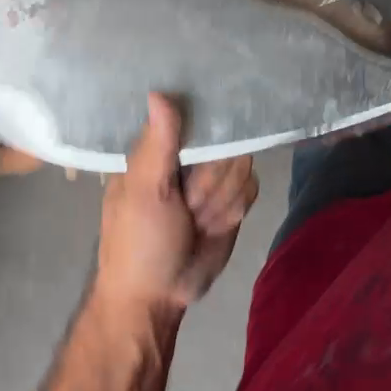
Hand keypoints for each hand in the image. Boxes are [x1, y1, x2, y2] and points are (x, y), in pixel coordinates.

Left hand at [95, 94, 257, 314]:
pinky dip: (233, 210)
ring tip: (196, 221)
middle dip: (211, 179)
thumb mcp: (143, 192)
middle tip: (186, 204)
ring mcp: (212, 179)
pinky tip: (213, 227)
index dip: (205, 131)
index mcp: (159, 149)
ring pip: (242, 165)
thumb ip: (158, 143)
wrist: (159, 299)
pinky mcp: (233, 201)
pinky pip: (252, 187)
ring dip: (220, 199)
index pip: (196, 114)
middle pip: (227, 141)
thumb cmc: (138, 242)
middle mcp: (188, 158)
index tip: (201, 149)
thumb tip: (158, 91)